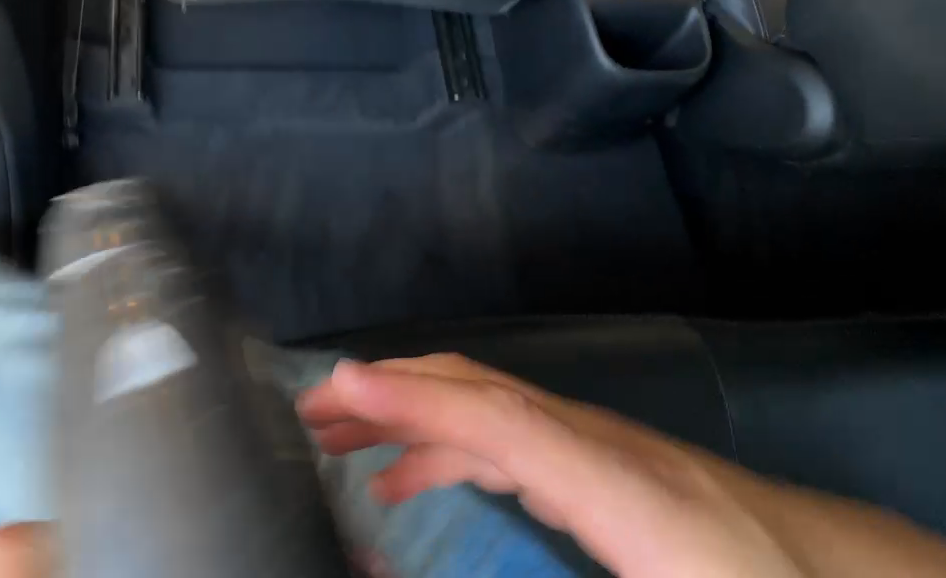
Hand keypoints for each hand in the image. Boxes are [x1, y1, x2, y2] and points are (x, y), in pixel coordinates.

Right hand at [297, 355, 945, 577]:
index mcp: (632, 498)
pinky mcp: (630, 474)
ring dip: (419, 416)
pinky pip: (523, 439)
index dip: (413, 399)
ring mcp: (624, 457)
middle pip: (486, 394)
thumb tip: (430, 559)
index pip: (500, 421)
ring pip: (498, 410)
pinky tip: (436, 478)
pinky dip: (460, 444)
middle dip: (395, 392)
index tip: (337, 385)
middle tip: (314, 413)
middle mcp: (617, 455)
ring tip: (351, 445)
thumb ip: (543, 562)